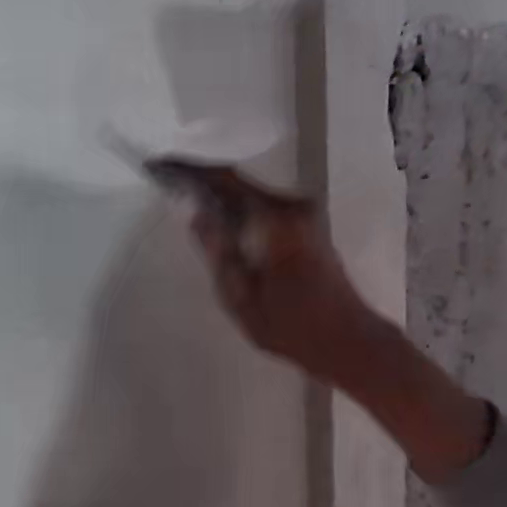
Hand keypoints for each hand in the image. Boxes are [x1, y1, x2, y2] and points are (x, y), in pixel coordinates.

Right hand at [180, 166, 388, 384]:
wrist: (348, 340)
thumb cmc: (291, 327)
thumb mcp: (240, 296)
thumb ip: (216, 249)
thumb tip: (193, 210)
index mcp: (274, 219)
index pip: (223, 179)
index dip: (188, 170)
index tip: (158, 165)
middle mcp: (292, 205)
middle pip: (238, 182)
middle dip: (201, 181)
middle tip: (165, 182)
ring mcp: (304, 213)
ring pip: (250, 194)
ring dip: (219, 196)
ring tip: (185, 202)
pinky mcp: (308, 225)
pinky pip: (263, 207)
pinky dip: (237, 210)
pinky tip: (218, 222)